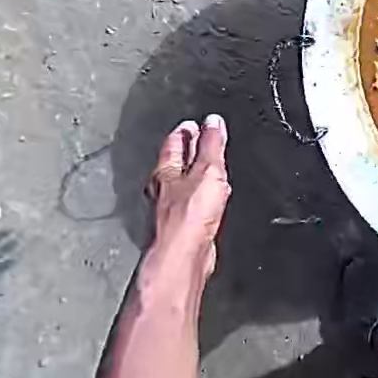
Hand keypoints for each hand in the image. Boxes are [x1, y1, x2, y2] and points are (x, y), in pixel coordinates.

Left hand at [144, 115, 230, 278]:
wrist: (183, 255)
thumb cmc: (188, 216)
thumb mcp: (208, 171)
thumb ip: (212, 145)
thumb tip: (213, 122)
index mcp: (166, 171)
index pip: (175, 143)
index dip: (185, 131)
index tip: (193, 123)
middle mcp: (164, 189)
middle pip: (174, 162)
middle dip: (186, 149)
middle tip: (196, 138)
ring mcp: (171, 208)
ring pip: (181, 182)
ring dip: (191, 171)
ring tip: (202, 165)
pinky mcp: (182, 225)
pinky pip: (191, 201)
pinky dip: (198, 193)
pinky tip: (205, 197)